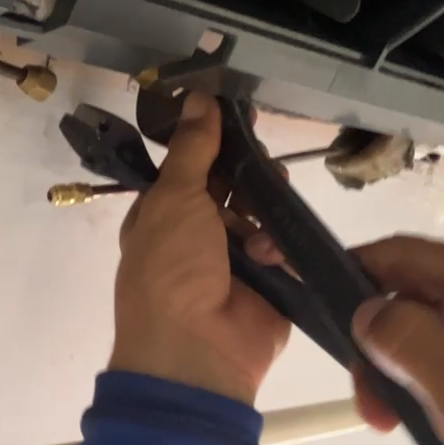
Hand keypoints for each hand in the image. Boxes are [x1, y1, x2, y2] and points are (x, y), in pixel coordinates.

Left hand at [109, 93, 290, 404]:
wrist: (196, 350)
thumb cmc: (171, 266)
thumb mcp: (173, 198)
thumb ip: (192, 148)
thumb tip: (197, 95)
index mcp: (162, 213)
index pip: (191, 165)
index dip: (211, 138)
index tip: (238, 111)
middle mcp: (195, 233)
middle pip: (229, 187)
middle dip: (246, 168)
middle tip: (264, 150)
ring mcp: (233, 260)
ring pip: (259, 214)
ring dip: (266, 201)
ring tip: (276, 187)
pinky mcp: (268, 282)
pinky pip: (281, 249)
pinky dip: (278, 243)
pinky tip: (272, 247)